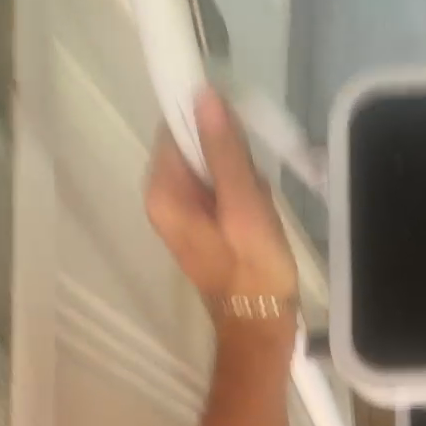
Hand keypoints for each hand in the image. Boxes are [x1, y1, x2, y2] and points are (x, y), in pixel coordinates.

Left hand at [146, 90, 298, 331]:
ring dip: (243, 182)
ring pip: (214, 170)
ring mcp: (184, 216)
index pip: (177, 128)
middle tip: (256, 192)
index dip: (212, 126)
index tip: (244, 147)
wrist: (262, 328)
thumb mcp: (245, 208)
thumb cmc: (254, 273)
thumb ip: (225, 153)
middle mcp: (164, 200)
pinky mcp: (204, 228)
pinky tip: (259, 221)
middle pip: (196, 148)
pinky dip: (244, 199)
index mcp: (164, 193)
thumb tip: (204, 96)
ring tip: (260, 211)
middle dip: (233, 161)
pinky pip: (222, 194)